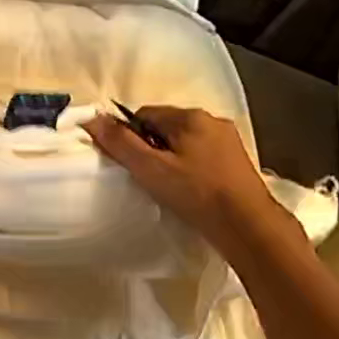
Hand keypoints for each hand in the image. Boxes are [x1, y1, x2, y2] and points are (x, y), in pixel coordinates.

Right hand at [83, 106, 282, 250]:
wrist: (246, 224)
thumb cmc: (195, 193)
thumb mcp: (150, 168)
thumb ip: (120, 143)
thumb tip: (92, 119)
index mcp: (190, 116)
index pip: (144, 114)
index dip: (128, 136)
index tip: (126, 163)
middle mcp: (212, 120)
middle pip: (165, 126)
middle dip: (149, 147)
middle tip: (143, 177)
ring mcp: (227, 140)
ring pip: (183, 142)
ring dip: (169, 158)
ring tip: (165, 186)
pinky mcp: (236, 160)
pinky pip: (200, 155)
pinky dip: (188, 167)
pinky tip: (187, 189)